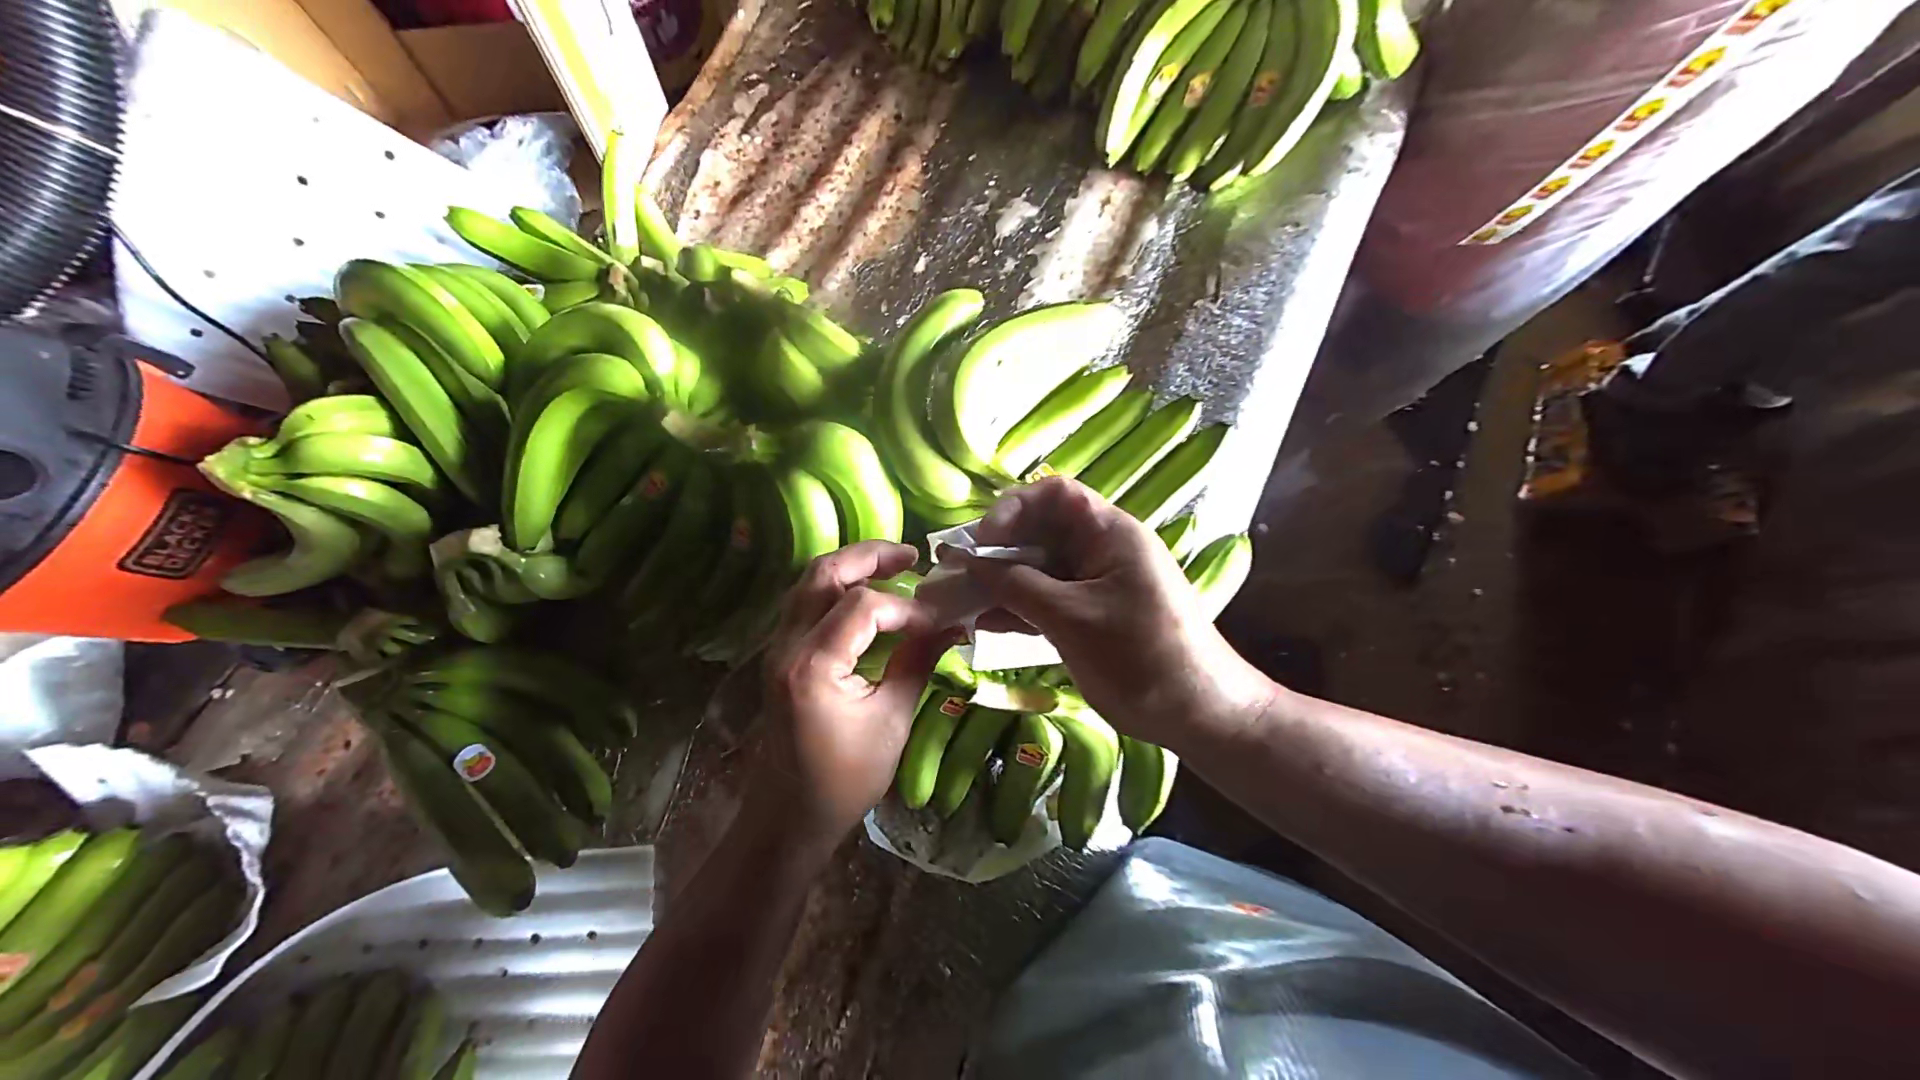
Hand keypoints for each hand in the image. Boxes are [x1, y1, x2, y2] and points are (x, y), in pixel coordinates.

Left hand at [755, 540, 954, 845]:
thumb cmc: (844, 779)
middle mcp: (786, 645)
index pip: (862, 606)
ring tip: (893, 566)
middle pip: (823, 574)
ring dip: (850, 567)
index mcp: (812, 665)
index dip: (906, 607)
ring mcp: (777, 648)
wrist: (789, 814)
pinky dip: (836, 588)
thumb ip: (916, 663)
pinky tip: (867, 595)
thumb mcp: (891, 721)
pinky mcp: (780, 655)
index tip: (937, 624)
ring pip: (808, 582)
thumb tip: (949, 626)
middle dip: (869, 557)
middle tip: (911, 555)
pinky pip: (804, 602)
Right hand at [954, 478, 1274, 751]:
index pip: (1054, 495)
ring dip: (1000, 583)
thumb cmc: (1141, 656)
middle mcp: (1100, 551)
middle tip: (956, 575)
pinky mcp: (1088, 616)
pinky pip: (1045, 600)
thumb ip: (1017, 586)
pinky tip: (983, 625)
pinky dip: (1016, 609)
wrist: (1197, 714)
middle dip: (997, 550)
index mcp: (1109, 533)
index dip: (1014, 508)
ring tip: (959, 602)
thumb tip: (967, 562)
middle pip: (1040, 532)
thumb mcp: (1072, 618)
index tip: (982, 542)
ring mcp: (1094, 585)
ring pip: (1037, 570)